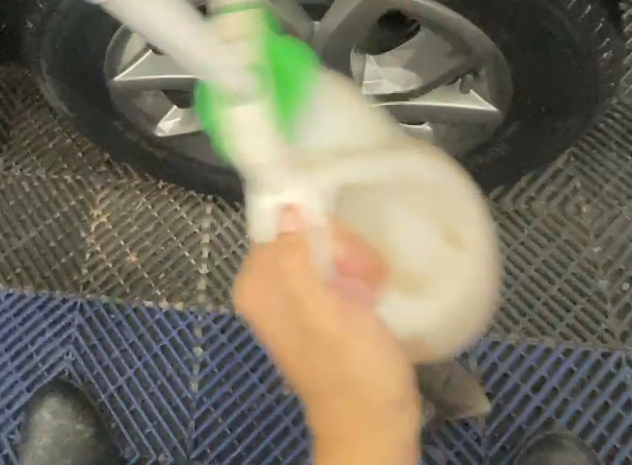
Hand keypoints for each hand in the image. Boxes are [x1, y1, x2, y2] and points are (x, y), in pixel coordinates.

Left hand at [233, 207, 419, 464]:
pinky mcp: (320, 301)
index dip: (317, 231)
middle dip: (341, 250)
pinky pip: (338, 263)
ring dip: (357, 262)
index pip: (281, 222)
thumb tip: (285, 208)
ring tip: (369, 293)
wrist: (376, 424)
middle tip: (360, 279)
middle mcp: (268, 284)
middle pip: (305, 230)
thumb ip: (295, 260)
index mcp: (255, 284)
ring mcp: (295, 292)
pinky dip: (360, 275)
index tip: (343, 258)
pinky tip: (370, 298)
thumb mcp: (322, 312)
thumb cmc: (351, 370)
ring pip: (327, 244)